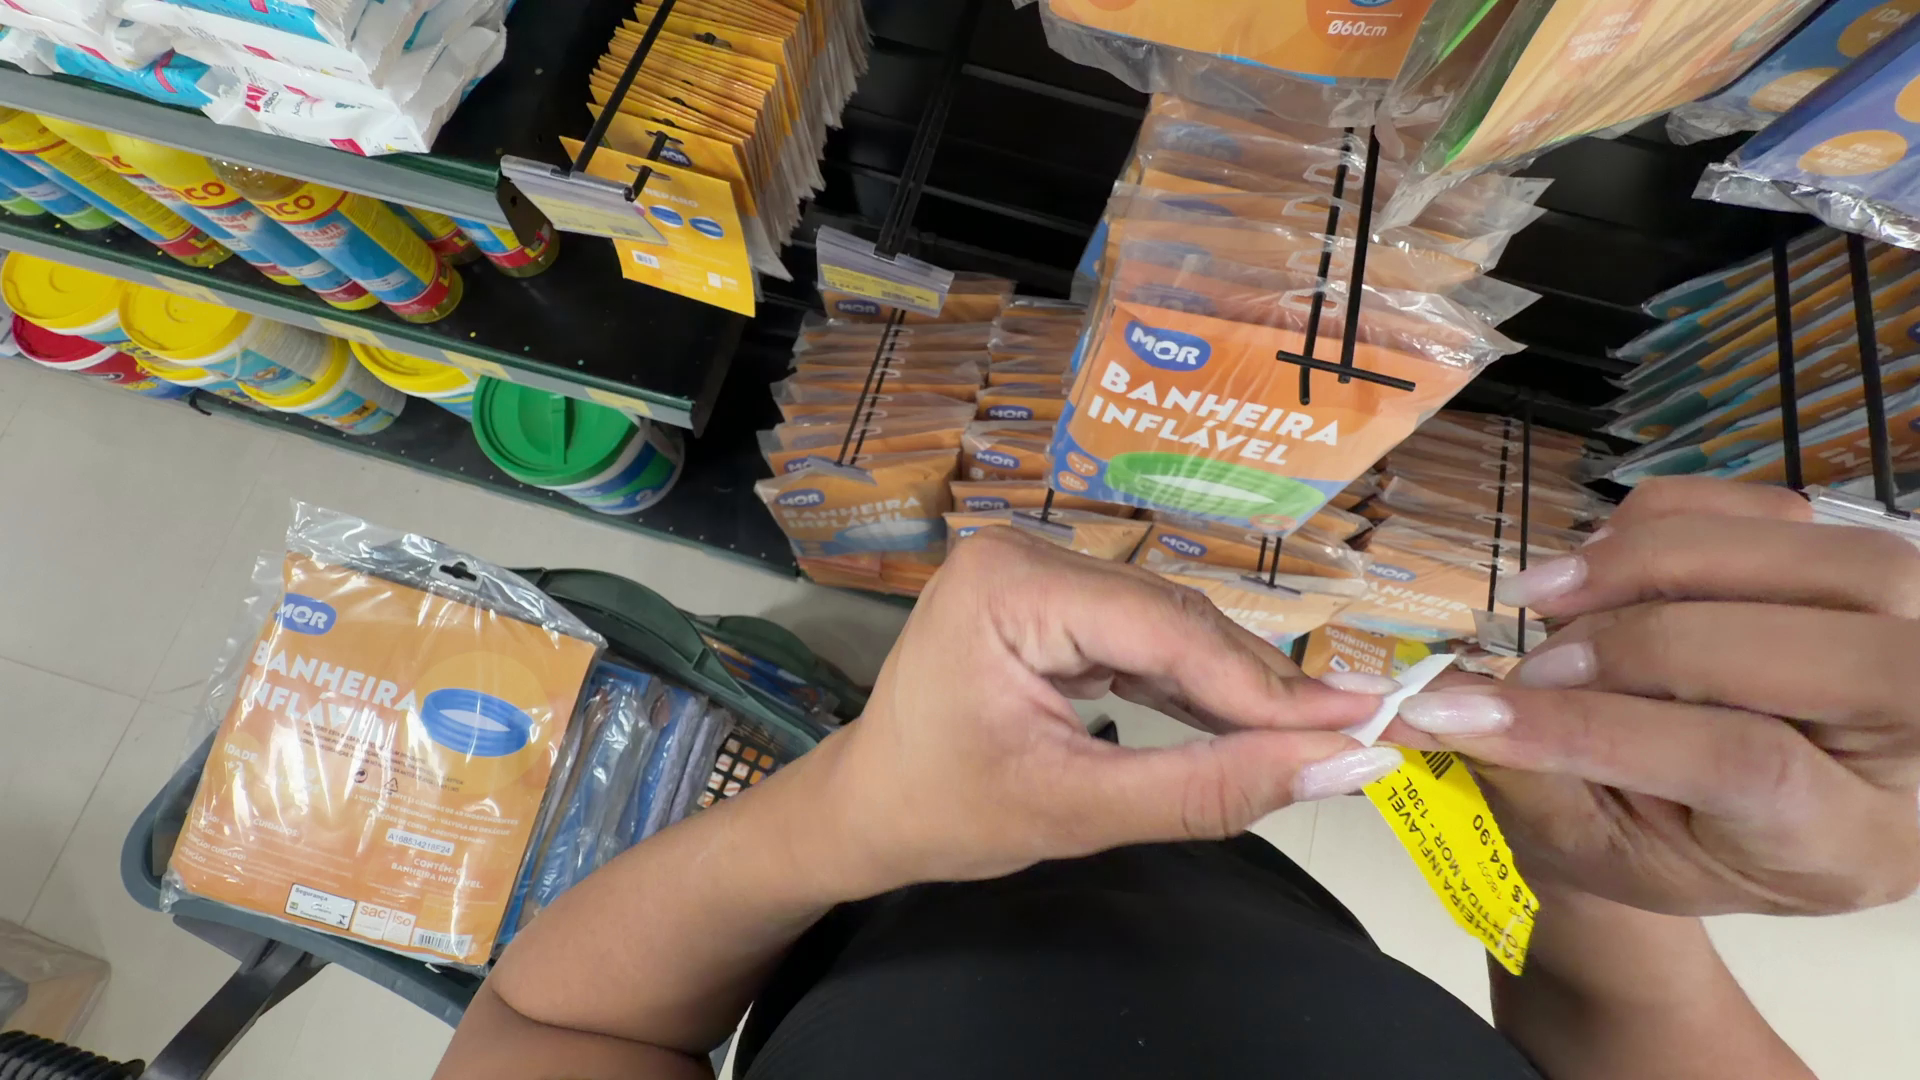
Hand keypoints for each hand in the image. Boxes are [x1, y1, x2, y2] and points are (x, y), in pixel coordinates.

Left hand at [813, 527, 1400, 895]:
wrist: (871, 805)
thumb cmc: (946, 811)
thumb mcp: (1077, 809)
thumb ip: (1208, 789)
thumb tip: (1342, 763)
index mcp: (1007, 584)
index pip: (1163, 628)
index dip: (1266, 685)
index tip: (1362, 725)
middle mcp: (1021, 554)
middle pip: (1167, 617)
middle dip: (1253, 685)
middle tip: (1348, 737)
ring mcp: (1031, 571)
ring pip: (1160, 624)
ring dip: (1227, 684)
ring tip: (1306, 734)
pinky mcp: (1043, 598)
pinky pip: (1133, 634)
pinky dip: (1184, 681)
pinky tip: (1236, 718)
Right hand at [1387, 477, 1919, 915]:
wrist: (1678, 812)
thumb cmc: (1623, 838)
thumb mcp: (1570, 836)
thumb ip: (1508, 767)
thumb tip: (1413, 706)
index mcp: (1845, 843)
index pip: (1743, 765)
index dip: (1583, 727)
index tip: (1446, 711)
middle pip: (1848, 656)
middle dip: (1649, 641)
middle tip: (1531, 665)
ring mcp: (1903, 645)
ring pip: (1837, 560)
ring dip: (1658, 565)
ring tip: (1545, 598)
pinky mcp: (1844, 578)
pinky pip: (1770, 508)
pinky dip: (1661, 522)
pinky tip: (1592, 569)